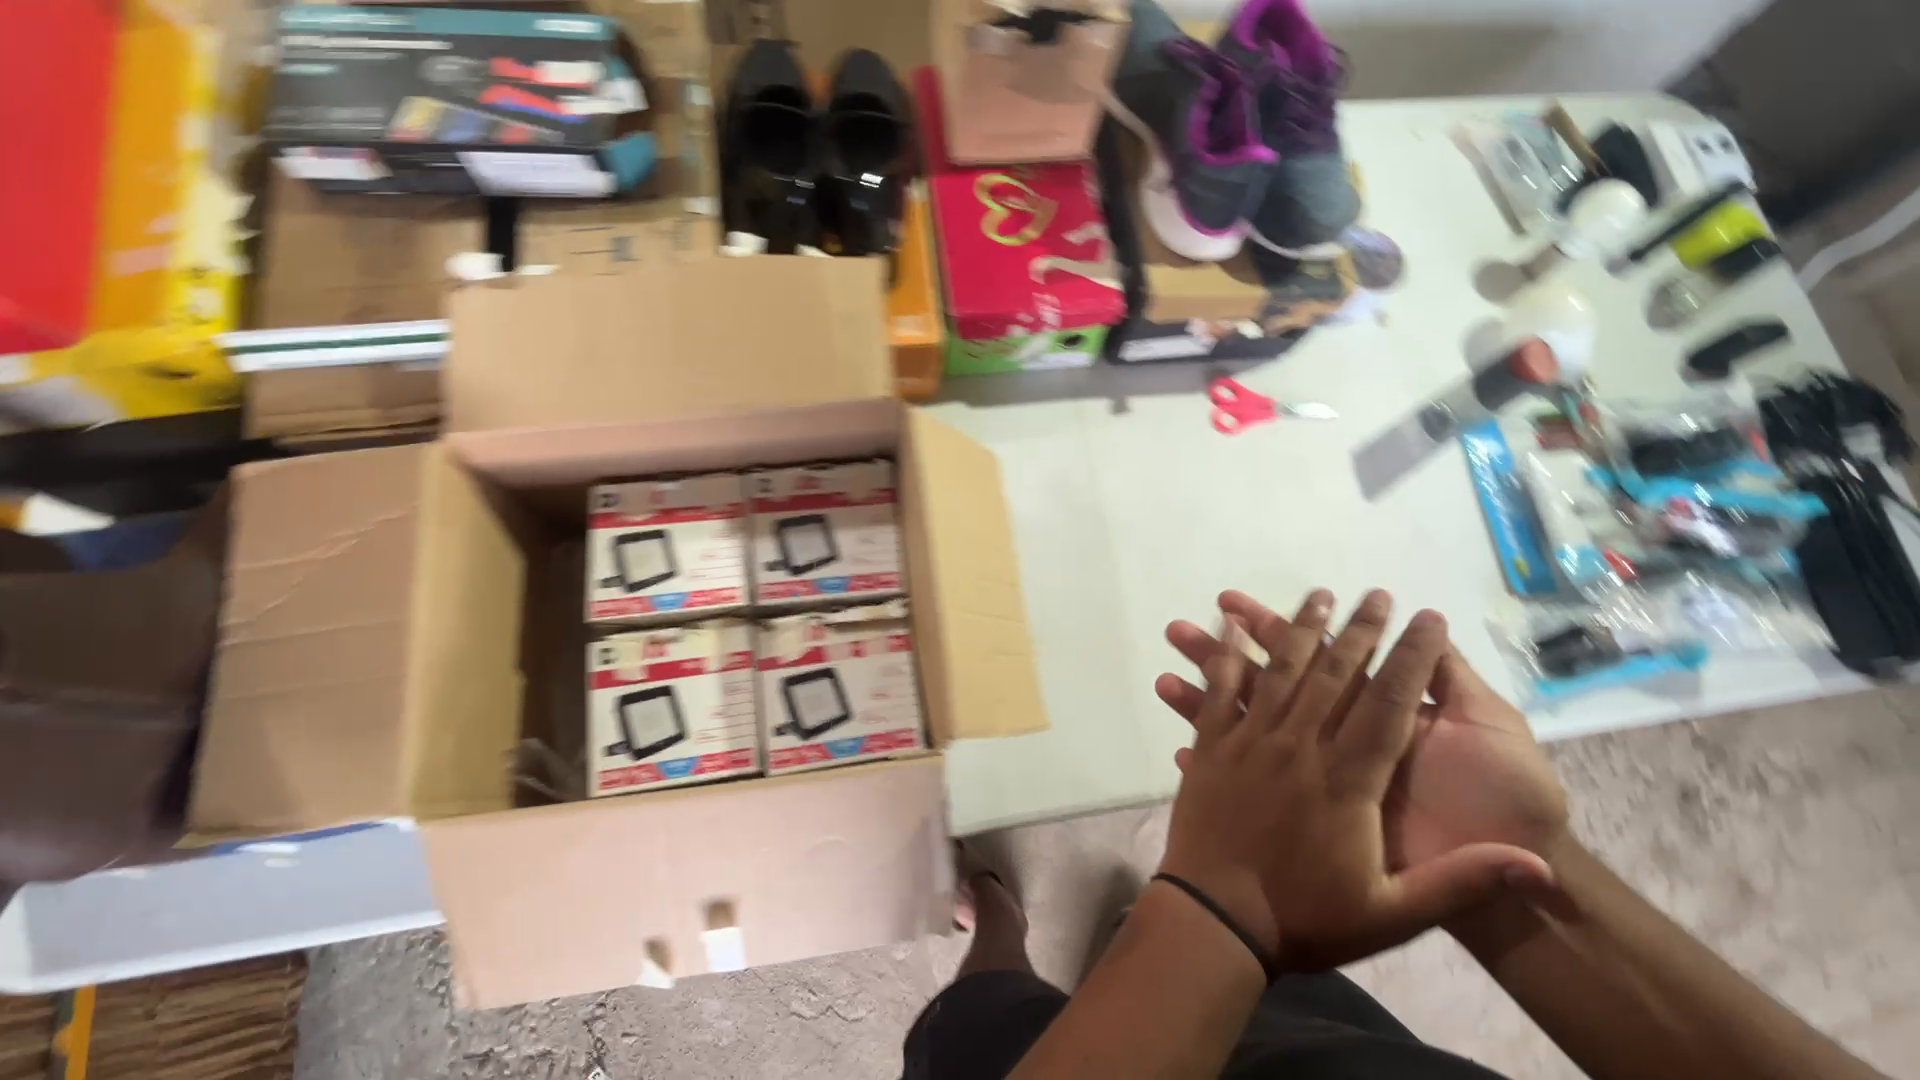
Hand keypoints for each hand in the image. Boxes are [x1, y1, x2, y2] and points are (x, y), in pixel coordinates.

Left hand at [1160, 590, 1553, 972]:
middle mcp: (1298, 749)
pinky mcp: (1210, 752)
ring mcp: (1248, 746)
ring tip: (1315, 596)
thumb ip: (1462, 883)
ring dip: (1297, 631)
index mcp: (1347, 781)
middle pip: (1332, 676)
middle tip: (1373, 594)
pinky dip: (1226, 656)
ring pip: (1277, 674)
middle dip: (1357, 631)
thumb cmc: (1304, 920)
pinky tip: (1228, 624)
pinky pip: (1219, 693)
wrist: (1214, 922)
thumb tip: (1539, 867)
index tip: (1427, 617)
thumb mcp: (1391, 914)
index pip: (1389, 704)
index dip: (1411, 657)